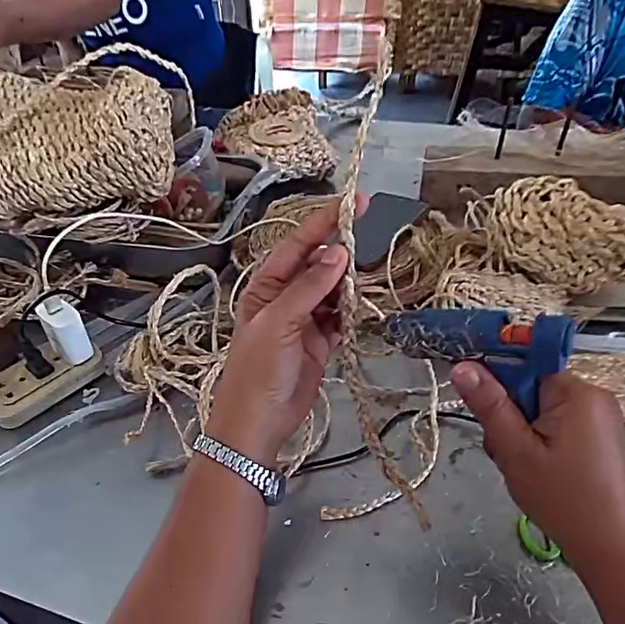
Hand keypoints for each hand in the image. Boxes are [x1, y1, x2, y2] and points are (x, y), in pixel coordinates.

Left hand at [205, 201, 352, 466]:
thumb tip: (338, 253)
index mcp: (267, 285)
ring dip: (351, 287)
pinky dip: (353, 314)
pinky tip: (359, 312)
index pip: (299, 244)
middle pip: (321, 264)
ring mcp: (306, 319)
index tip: (356, 202)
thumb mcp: (279, 323)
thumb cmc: (257, 370)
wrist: (258, 422)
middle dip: (343, 255)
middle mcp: (286, 297)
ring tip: (363, 288)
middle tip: (366, 251)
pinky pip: (342, 317)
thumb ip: (310, 287)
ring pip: (336, 290)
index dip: (326, 221)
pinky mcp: (321, 341)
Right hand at [450, 364, 624, 565]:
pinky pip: (559, 424)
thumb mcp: (514, 449)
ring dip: (522, 431)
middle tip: (505, 450)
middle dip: (510, 414)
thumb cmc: (559, 495)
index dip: (499, 379)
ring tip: (521, 465)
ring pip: (542, 408)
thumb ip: (489, 405)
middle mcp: (593, 396)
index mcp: (576, 392)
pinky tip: (536, 467)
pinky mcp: (599, 436)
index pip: (528, 364)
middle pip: (533, 387)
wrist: (605, 541)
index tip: (479, 402)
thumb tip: (463, 366)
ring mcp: (599, 417)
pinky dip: (539, 440)